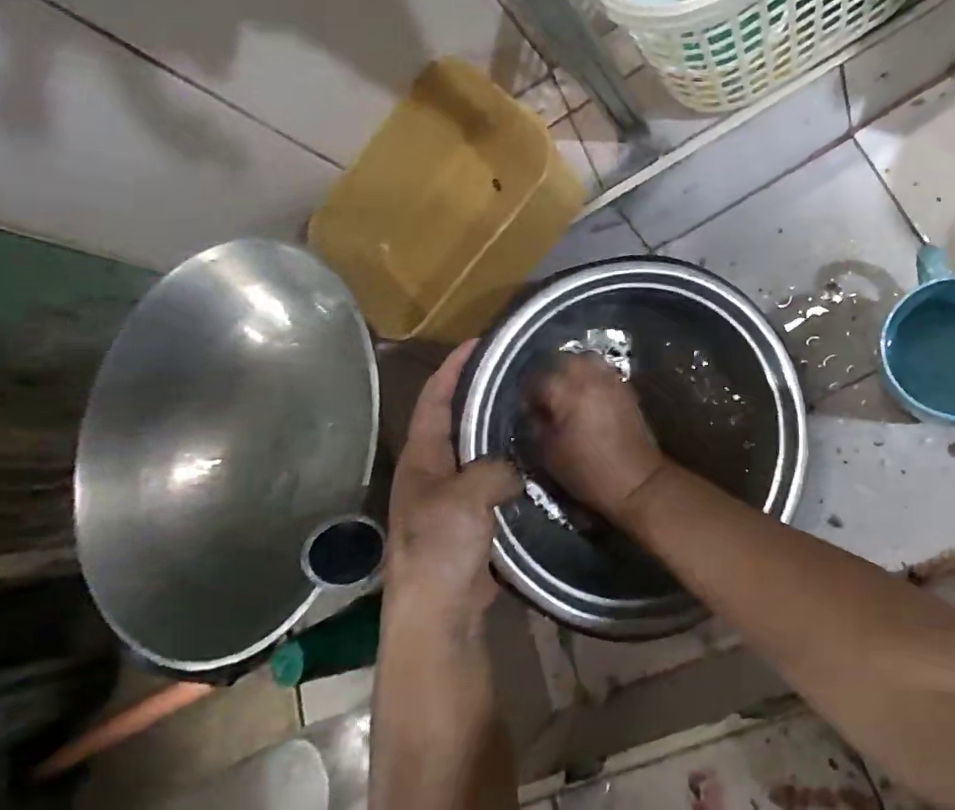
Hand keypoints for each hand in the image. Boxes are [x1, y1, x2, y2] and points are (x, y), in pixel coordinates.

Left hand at [384, 340, 522, 632]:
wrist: (438, 612)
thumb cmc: (440, 548)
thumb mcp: (465, 497)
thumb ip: (492, 467)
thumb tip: (512, 468)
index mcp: (420, 458)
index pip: (434, 399)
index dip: (453, 368)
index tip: (480, 341)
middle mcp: (431, 471)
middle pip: (455, 419)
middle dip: (479, 392)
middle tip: (515, 370)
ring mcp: (450, 496)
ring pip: (475, 448)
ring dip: (496, 427)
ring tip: (529, 405)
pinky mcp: (470, 518)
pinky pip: (491, 477)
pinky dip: (509, 461)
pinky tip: (534, 457)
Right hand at [527, 352, 669, 522]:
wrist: (635, 480)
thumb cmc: (587, 472)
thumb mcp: (549, 453)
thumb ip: (536, 424)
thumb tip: (534, 410)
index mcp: (568, 394)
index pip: (538, 379)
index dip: (527, 393)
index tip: (526, 408)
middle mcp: (591, 379)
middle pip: (563, 360)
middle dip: (549, 374)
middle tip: (544, 395)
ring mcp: (611, 381)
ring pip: (586, 360)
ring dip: (572, 370)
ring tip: (565, 391)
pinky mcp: (625, 387)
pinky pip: (603, 370)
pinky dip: (591, 376)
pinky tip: (586, 394)